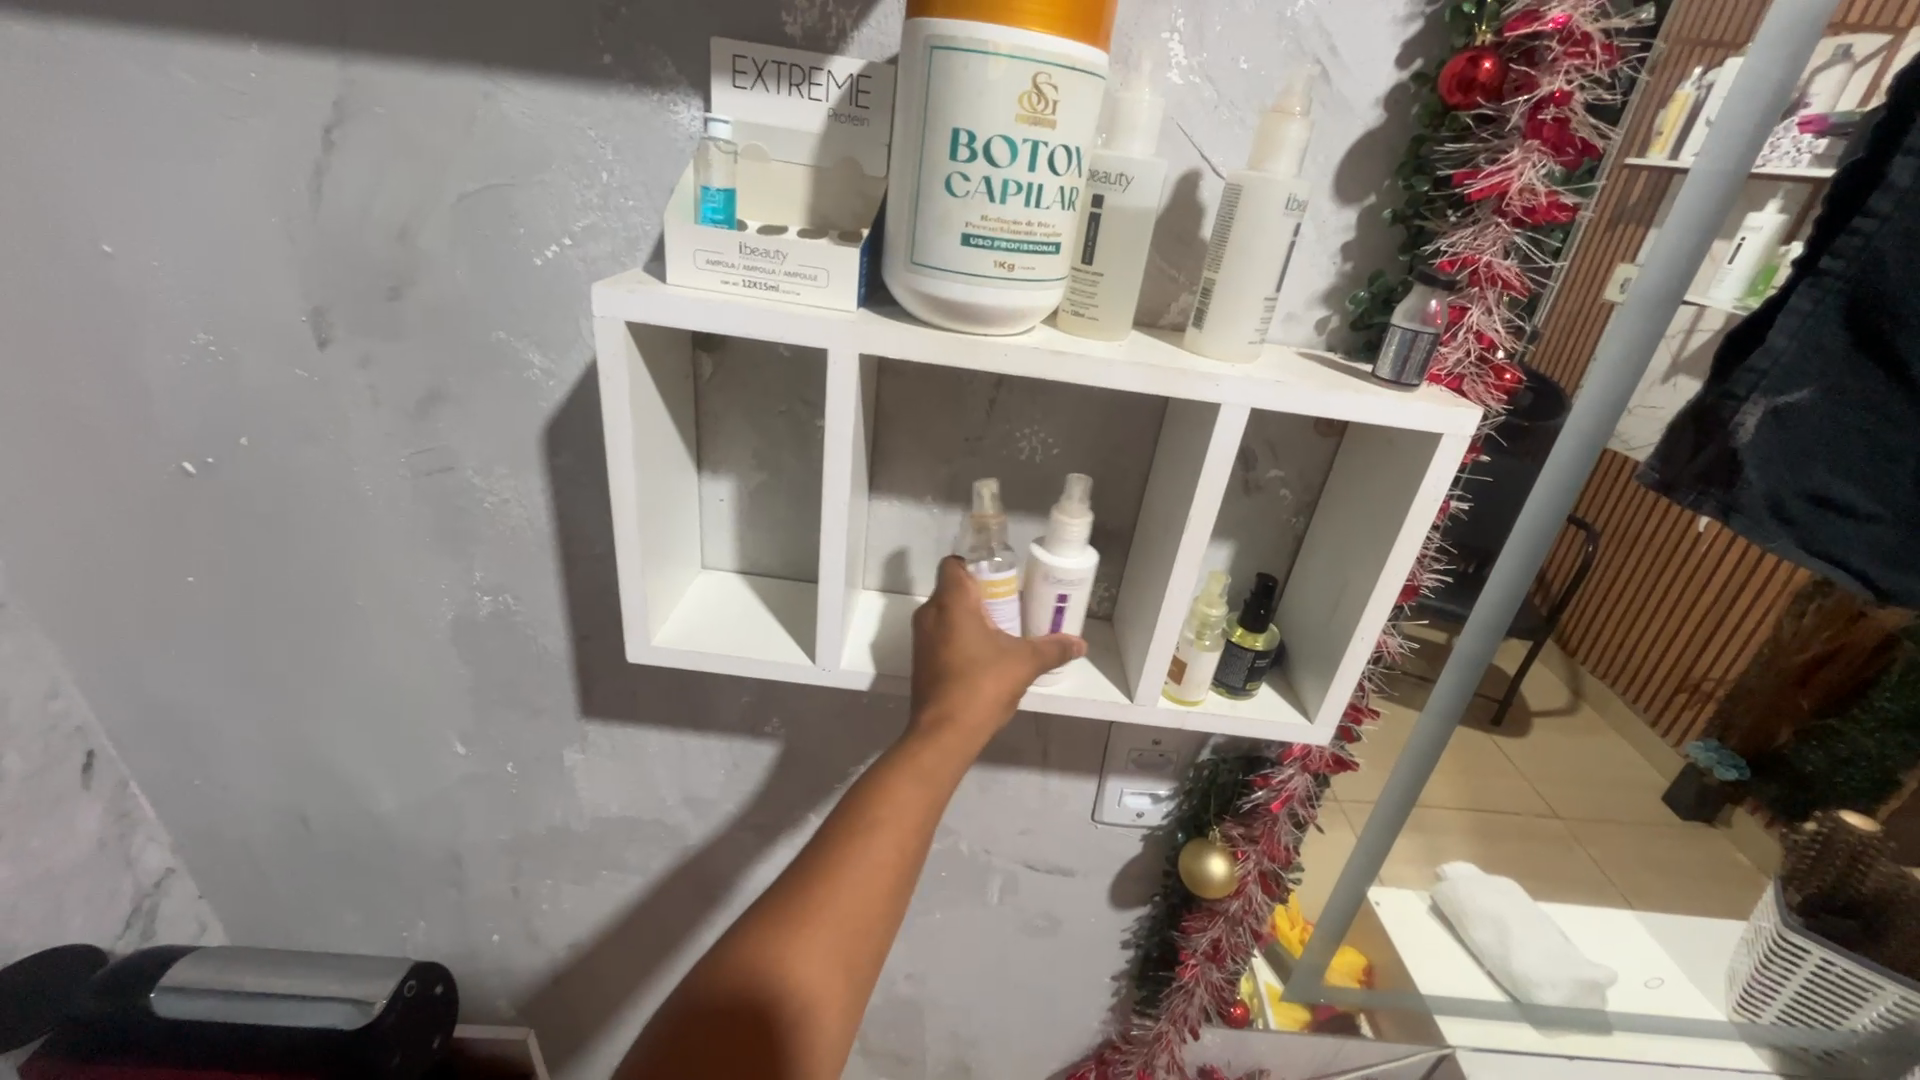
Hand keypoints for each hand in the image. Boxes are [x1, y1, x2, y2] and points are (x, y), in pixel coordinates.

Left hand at [908, 556, 1085, 748]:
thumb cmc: (982, 685)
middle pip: (953, 589)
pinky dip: (961, 639)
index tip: (1001, 578)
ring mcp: (921, 639)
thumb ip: (1052, 649)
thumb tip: (1079, 643)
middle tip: (1011, 606)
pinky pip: (942, 637)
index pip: (955, 564)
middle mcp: (930, 613)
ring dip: (971, 619)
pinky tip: (985, 658)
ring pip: (947, 615)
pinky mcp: (921, 661)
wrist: (944, 732)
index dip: (976, 565)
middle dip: (981, 595)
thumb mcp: (1025, 663)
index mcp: (951, 602)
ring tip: (1002, 633)